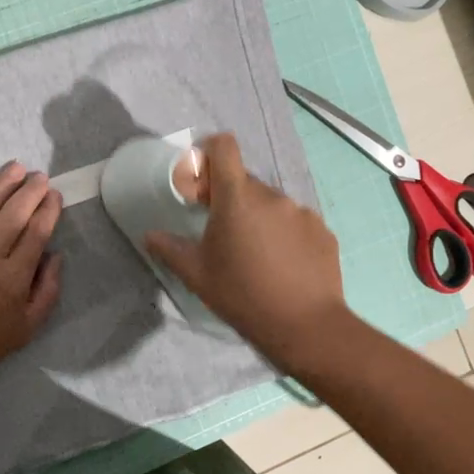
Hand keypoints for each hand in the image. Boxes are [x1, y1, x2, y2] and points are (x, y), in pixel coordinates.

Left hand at [0, 163, 63, 393]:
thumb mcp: (27, 328)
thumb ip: (47, 290)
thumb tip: (55, 255)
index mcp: (14, 279)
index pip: (36, 233)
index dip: (48, 210)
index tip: (54, 195)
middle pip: (13, 215)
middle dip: (30, 191)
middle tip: (39, 175)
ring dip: (1, 185)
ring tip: (15, 168)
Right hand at [144, 134, 345, 354]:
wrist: (304, 326)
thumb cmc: (242, 295)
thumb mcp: (196, 275)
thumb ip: (168, 249)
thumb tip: (150, 236)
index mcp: (236, 198)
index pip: (224, 147)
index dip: (210, 152)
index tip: (201, 179)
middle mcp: (271, 196)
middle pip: (244, 182)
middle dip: (229, 198)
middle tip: (222, 233)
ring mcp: (302, 212)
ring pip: (271, 204)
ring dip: (258, 218)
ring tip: (255, 255)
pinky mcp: (323, 231)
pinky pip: (295, 222)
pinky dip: (284, 235)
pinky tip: (282, 266)